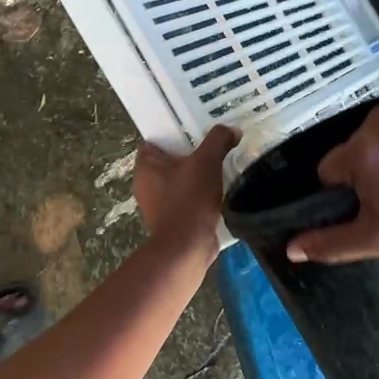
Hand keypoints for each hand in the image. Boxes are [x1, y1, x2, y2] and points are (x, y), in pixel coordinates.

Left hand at [134, 126, 238, 262]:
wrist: (186, 248)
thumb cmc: (189, 200)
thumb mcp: (206, 162)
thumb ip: (218, 140)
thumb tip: (232, 130)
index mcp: (145, 167)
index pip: (155, 141)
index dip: (175, 133)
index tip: (197, 131)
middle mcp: (146, 184)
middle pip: (171, 161)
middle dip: (192, 156)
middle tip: (216, 149)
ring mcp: (157, 205)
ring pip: (180, 182)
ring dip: (199, 178)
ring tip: (222, 169)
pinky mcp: (171, 221)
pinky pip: (187, 201)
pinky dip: (201, 197)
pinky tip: (221, 192)